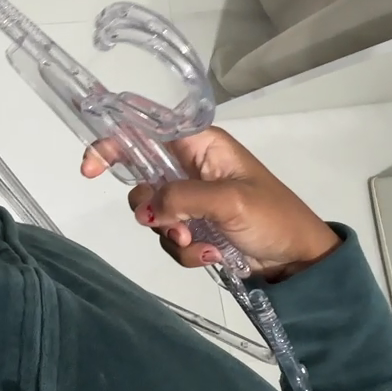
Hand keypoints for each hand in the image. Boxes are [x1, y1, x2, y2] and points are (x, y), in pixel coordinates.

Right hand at [81, 127, 339, 281]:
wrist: (300, 262)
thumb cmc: (273, 216)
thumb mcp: (230, 200)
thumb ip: (183, 198)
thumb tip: (147, 209)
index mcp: (200, 144)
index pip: (145, 129)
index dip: (113, 141)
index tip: (91, 169)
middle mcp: (189, 166)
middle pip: (141, 178)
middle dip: (151, 208)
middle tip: (167, 225)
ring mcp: (190, 198)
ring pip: (152, 213)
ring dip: (172, 234)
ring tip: (202, 245)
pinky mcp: (193, 226)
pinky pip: (168, 236)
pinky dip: (185, 250)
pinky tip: (212, 256)